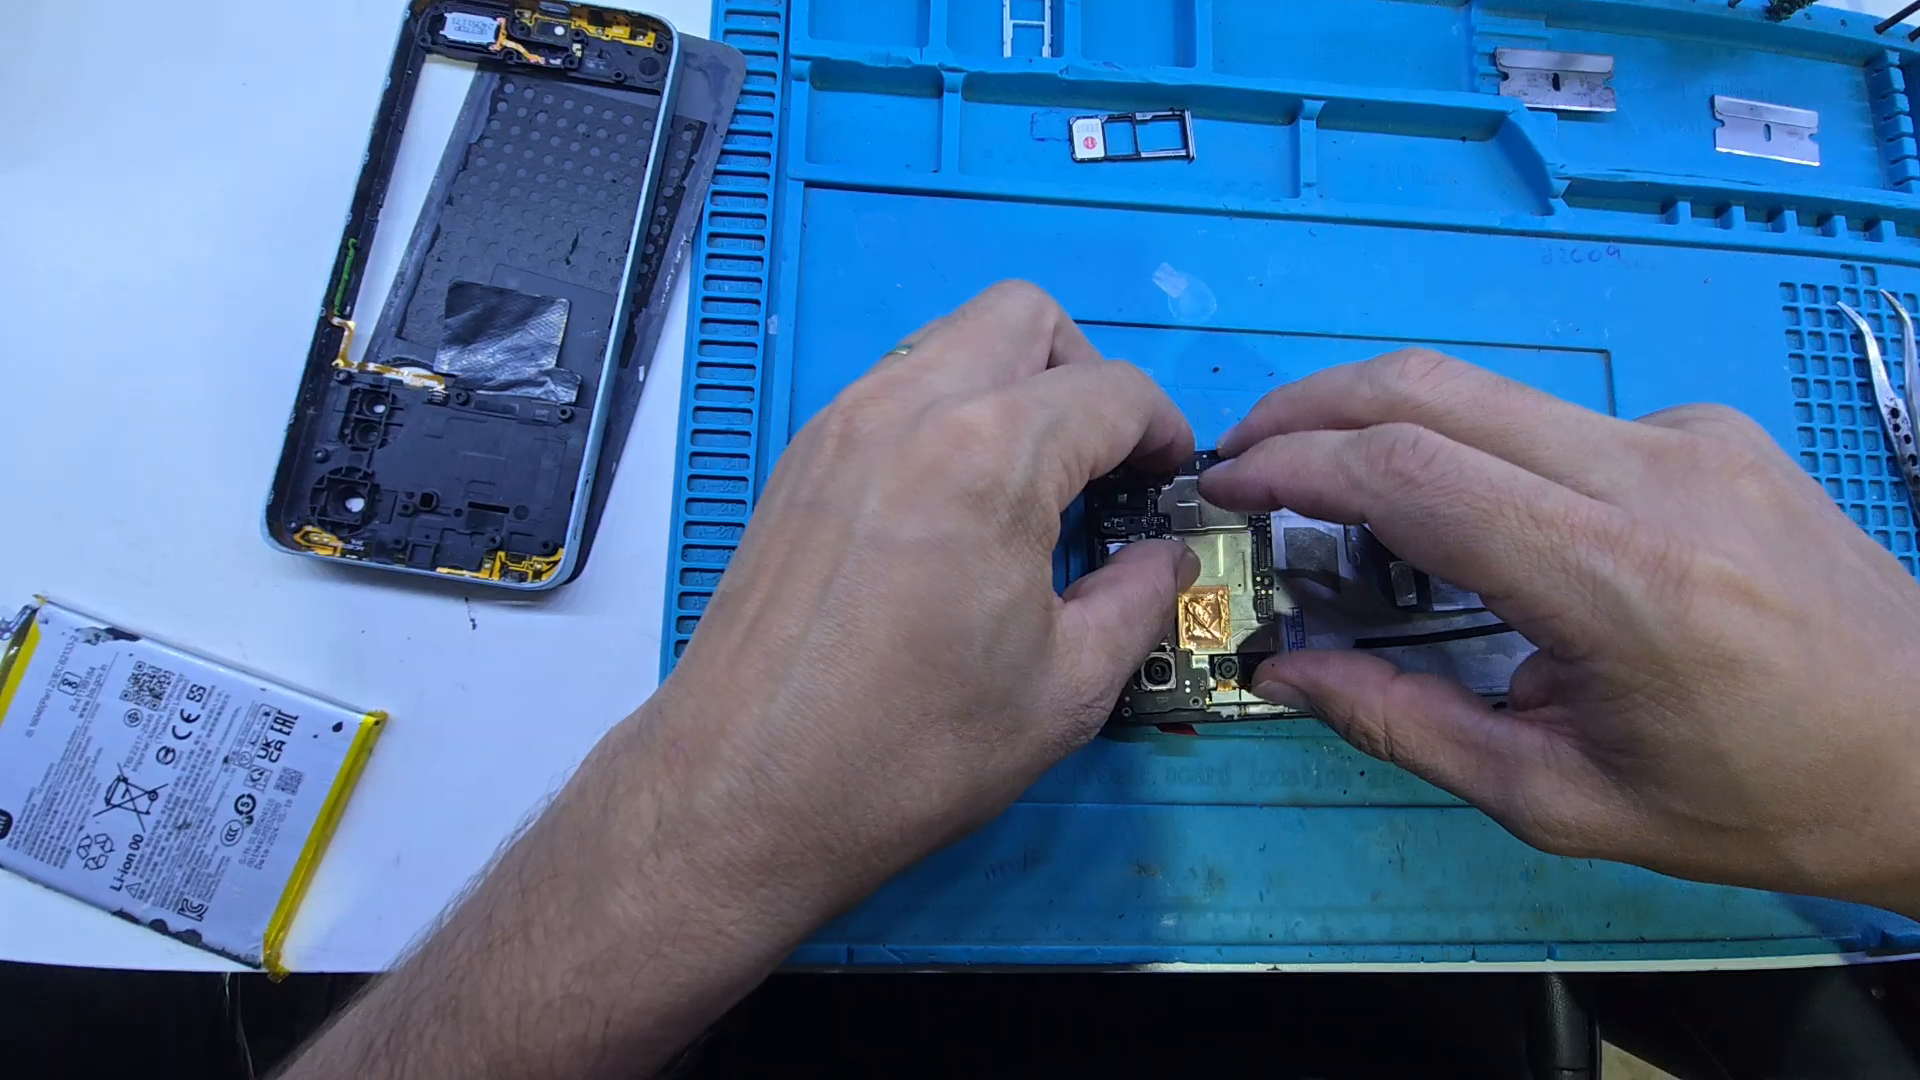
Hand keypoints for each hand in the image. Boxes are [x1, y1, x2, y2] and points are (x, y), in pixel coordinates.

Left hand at [282, 283, 1194, 1079]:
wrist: (742, 790)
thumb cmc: (914, 751)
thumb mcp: (1066, 690)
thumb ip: (1139, 599)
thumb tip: (1164, 554)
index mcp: (990, 456)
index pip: (1111, 391)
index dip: (1163, 429)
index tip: (1167, 481)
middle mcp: (910, 406)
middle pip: (1025, 316)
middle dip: (1085, 373)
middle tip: (1096, 462)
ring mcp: (841, 420)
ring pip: (953, 338)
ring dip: (1013, 382)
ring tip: (1026, 478)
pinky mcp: (801, 453)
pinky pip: (898, 384)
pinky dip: (949, 407)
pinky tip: (950, 497)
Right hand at [1201, 349, 1919, 911]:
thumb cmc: (1752, 798)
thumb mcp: (1553, 797)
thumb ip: (1399, 725)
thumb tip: (1281, 672)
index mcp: (1615, 577)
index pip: (1411, 473)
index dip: (1294, 465)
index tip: (1226, 485)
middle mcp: (1650, 471)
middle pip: (1429, 388)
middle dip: (1304, 407)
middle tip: (1240, 452)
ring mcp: (1681, 432)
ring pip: (1473, 386)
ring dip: (1360, 412)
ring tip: (1304, 466)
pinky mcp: (1694, 427)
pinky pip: (1528, 415)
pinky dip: (1440, 439)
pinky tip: (1436, 500)